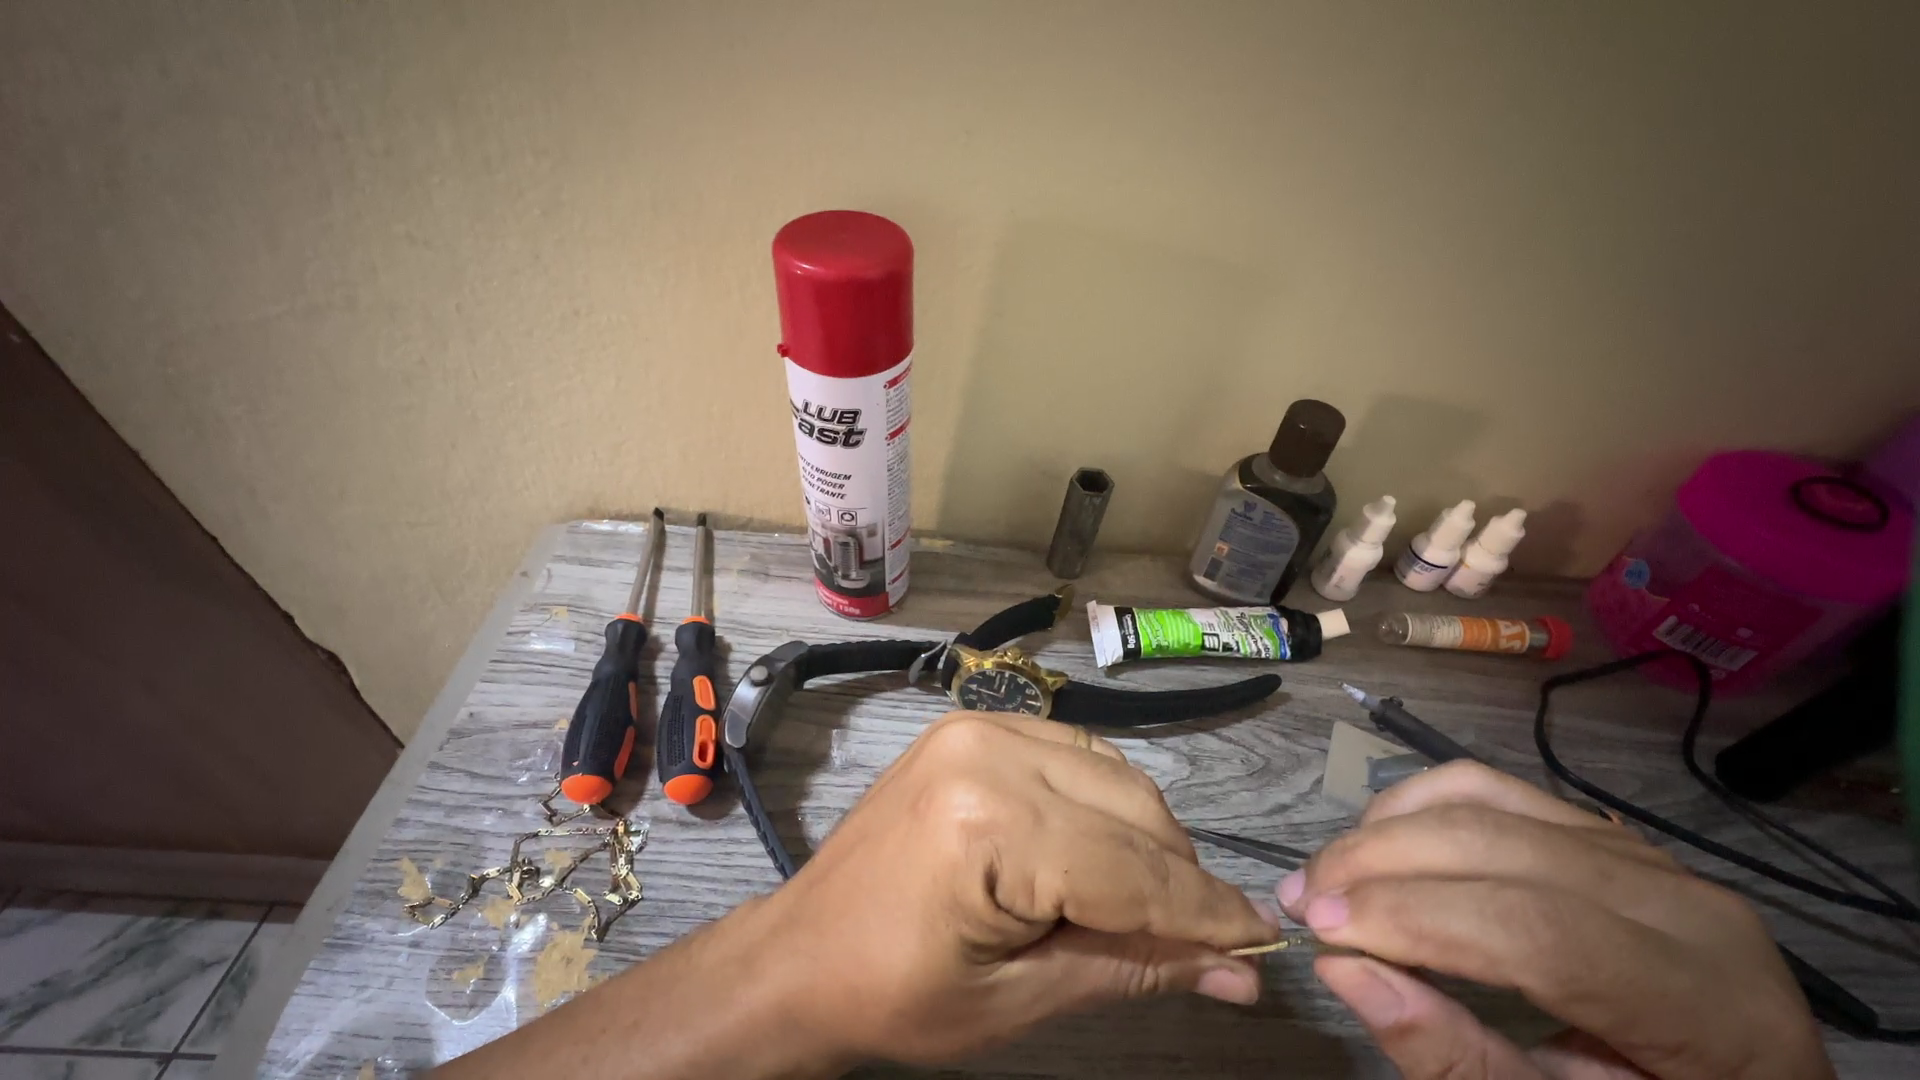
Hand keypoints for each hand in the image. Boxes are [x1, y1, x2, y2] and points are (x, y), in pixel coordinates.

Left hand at [758, 711, 1272, 1064]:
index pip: (1132, 868)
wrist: (804, 950)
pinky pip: (1074, 751)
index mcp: (990, 822)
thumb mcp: (1021, 997)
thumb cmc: (897, 993)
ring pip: (1112, 772)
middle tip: (1197, 939)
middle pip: (1133, 808)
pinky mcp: (972, 725)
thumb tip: (1240, 968)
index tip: (1264, 939)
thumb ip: (1134, 966)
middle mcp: (989, 751)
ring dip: (1144, 835)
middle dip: (1176, 876)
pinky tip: (1097, 845)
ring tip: (1140, 900)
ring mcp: (978, 727)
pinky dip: (1103, 798)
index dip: (1205, 911)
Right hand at [1278, 761, 1833, 1078]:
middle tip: (1298, 901)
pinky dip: (1415, 802)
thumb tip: (1341, 971)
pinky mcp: (1594, 830)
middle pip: (1495, 850)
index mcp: (1705, 1001)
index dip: (1416, 920)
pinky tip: (1376, 838)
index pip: (1538, 932)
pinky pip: (1488, 787)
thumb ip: (1455, 1058)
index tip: (1319, 933)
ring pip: (1480, 803)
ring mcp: (1636, 853)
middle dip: (1376, 866)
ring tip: (1324, 875)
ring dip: (1384, 831)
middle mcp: (1680, 903)